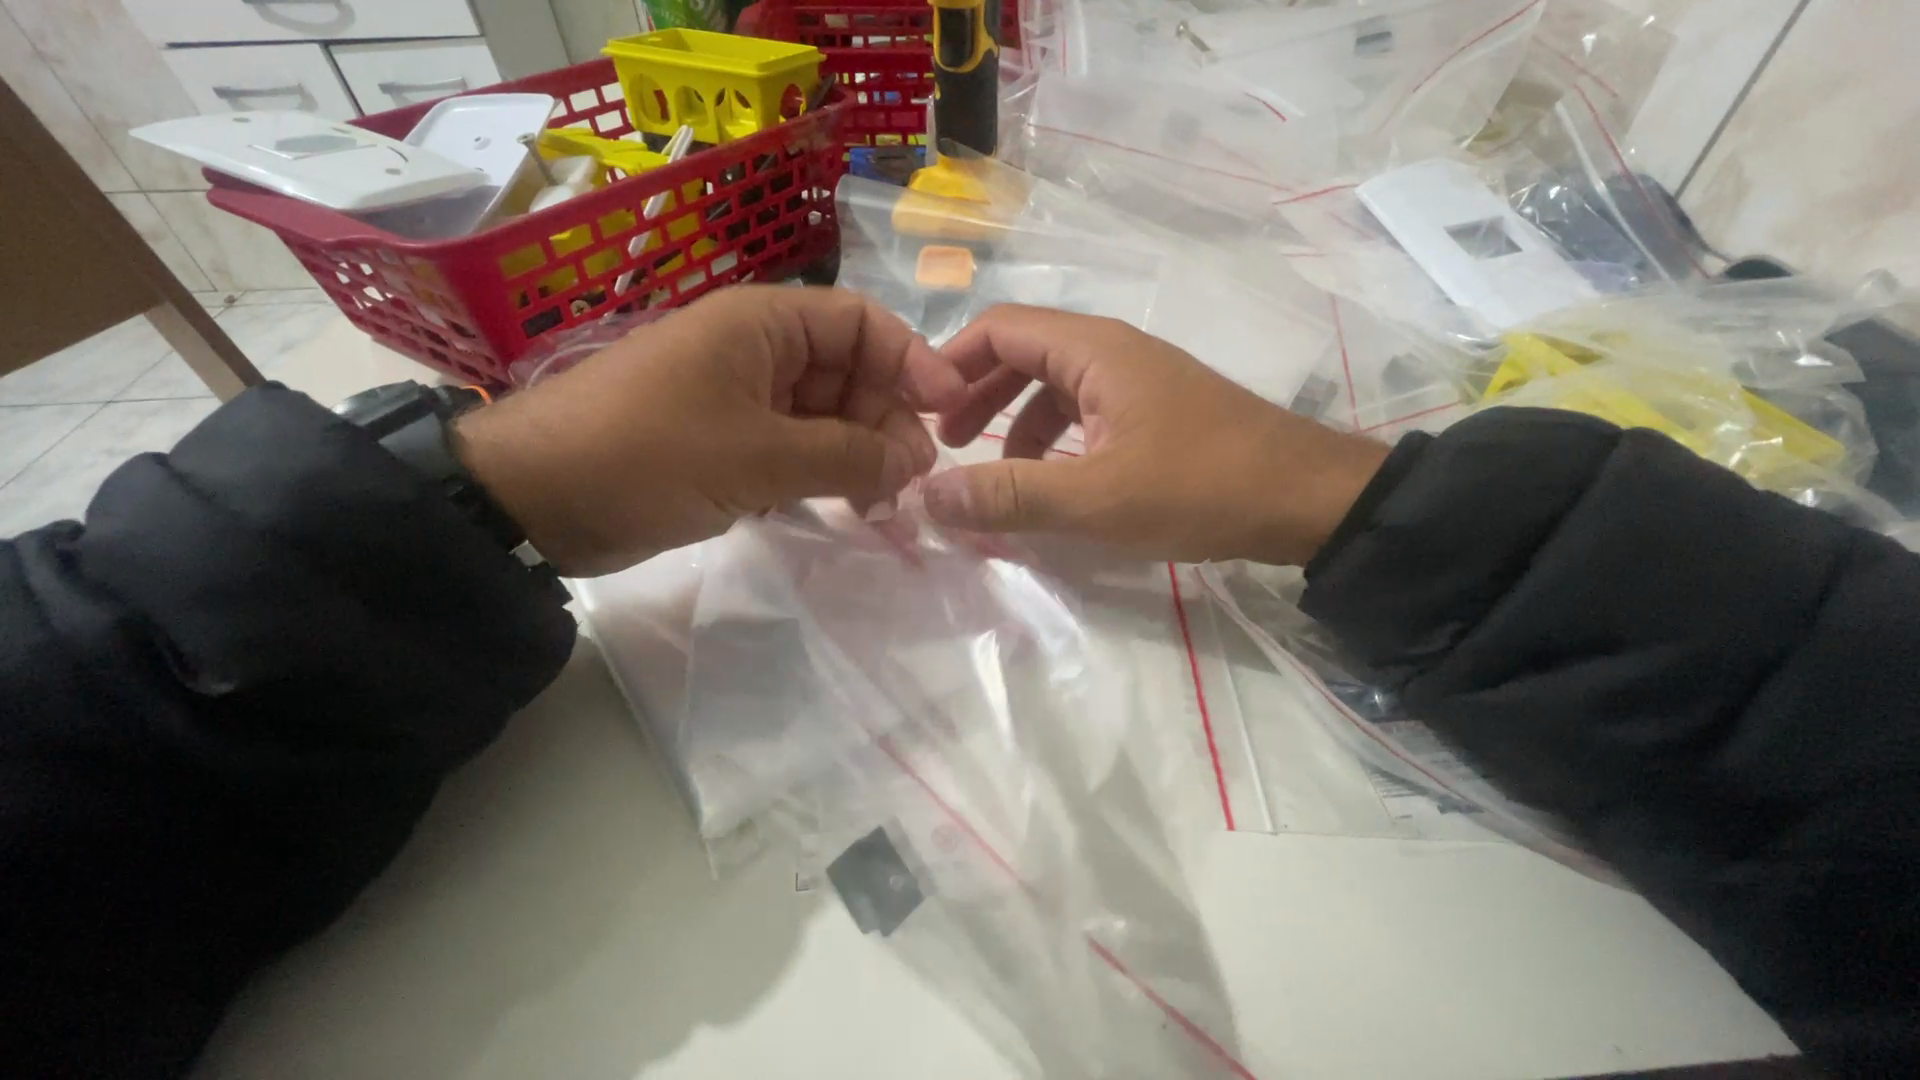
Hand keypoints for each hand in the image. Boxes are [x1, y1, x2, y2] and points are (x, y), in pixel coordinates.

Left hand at [454, 286, 962, 575]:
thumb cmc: (648, 455)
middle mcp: (756, 352)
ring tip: (880, 506)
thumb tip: (914, 462)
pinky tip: (839, 509)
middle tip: (907, 482)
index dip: (912, 360)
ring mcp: (739, 400)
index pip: (861, 322)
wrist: (536, 500)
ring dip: (857, 455)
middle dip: (886, 422)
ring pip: (823, 417)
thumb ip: (847, 457)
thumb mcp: (758, 457)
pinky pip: (792, 449)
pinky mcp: (724, 444)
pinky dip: (820, 476)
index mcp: (762, 324)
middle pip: (848, 373)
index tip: (946, 412)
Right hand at [923, 306, 1389, 565]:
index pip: (1000, 329)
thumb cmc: (1200, 486)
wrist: (1308, 499)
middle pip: (1024, 355)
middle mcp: (1113, 352)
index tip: (920, 413)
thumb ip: (1009, 497)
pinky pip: (1087, 414)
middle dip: (977, 396)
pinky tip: (1054, 482)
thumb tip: (926, 497)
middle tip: (944, 447)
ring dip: (1015, 424)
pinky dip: (1056, 441)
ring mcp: (1139, 382)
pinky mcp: (1158, 413)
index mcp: (1093, 350)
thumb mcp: (1096, 498)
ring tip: (994, 475)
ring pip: (1056, 387)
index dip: (950, 364)